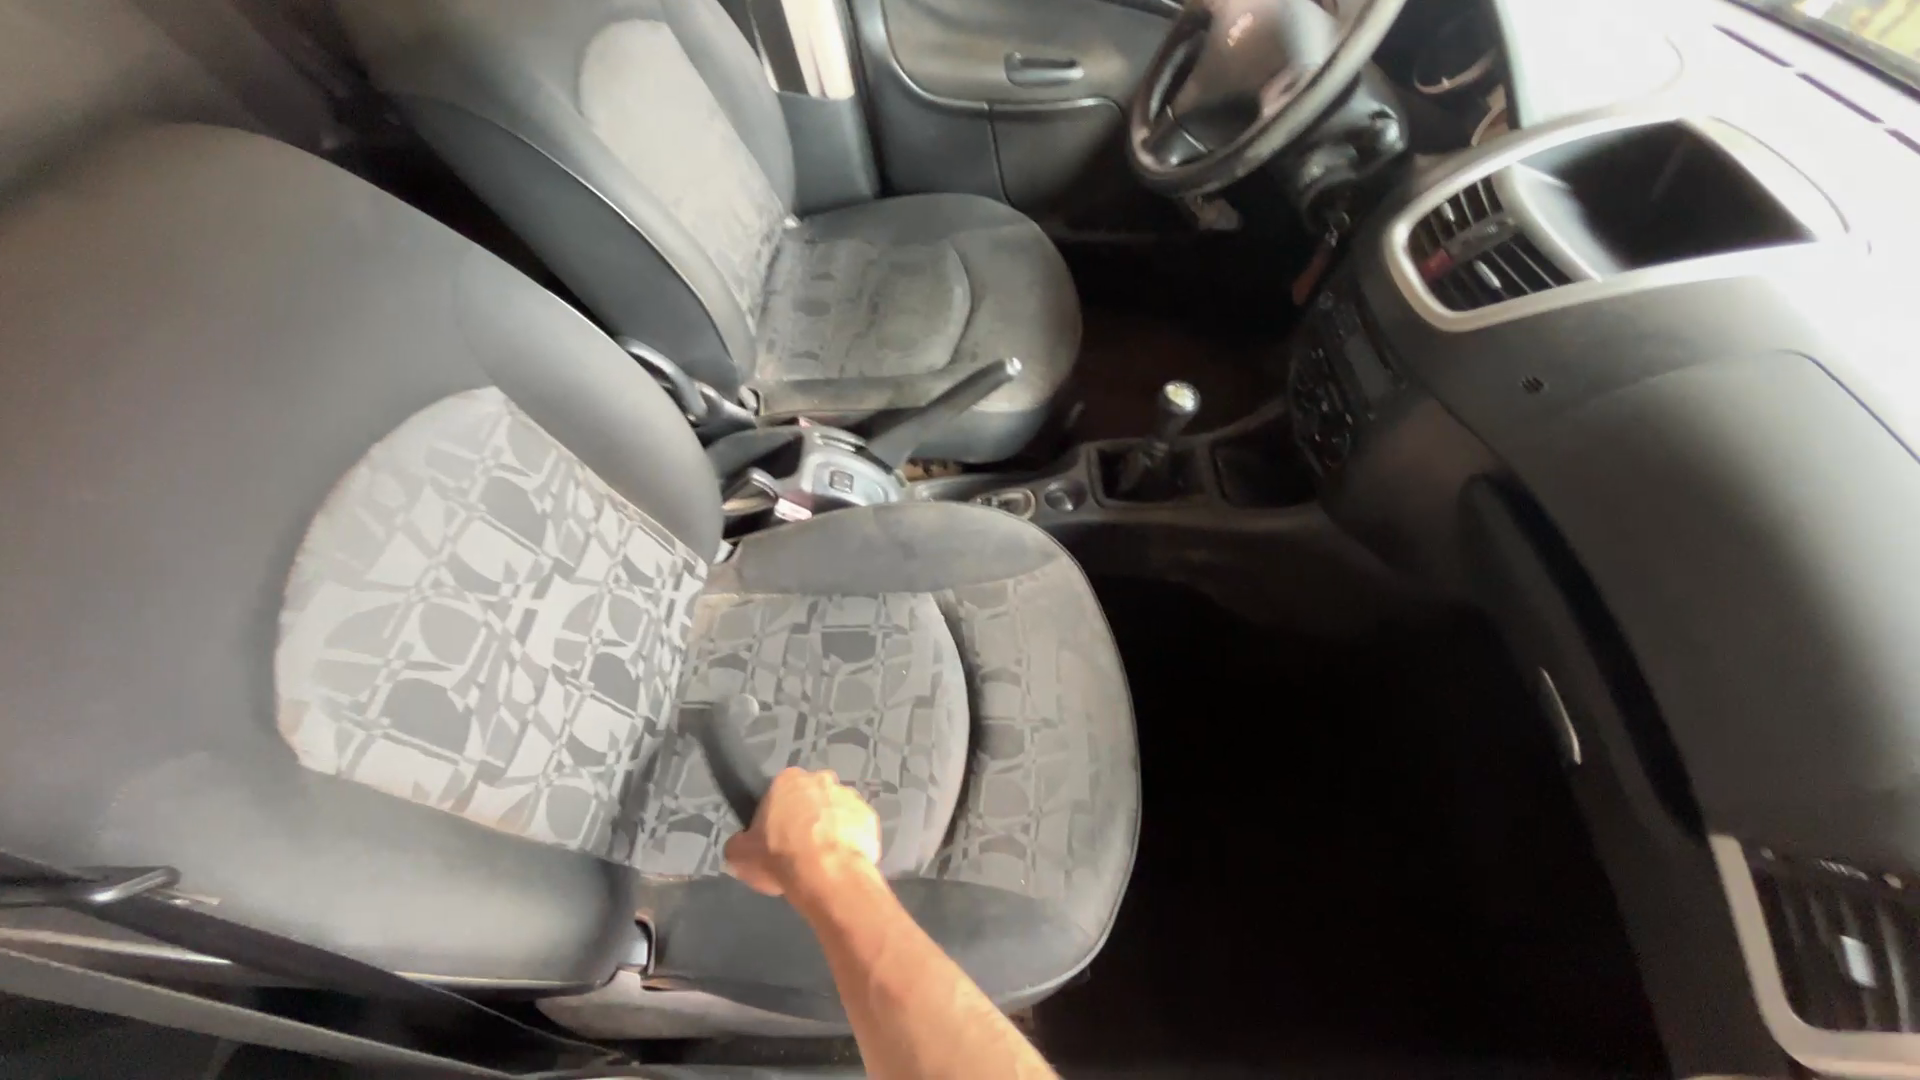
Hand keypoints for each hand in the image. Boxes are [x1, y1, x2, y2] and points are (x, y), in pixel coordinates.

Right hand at [725, 767, 881, 902]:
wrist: (828, 875)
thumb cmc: (780, 858)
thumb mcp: (740, 856)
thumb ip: (739, 843)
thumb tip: (742, 844)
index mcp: (788, 780)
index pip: (779, 793)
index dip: (776, 816)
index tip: (775, 837)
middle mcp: (822, 779)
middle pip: (810, 798)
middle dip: (806, 817)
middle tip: (798, 848)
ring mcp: (850, 796)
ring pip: (836, 811)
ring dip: (830, 828)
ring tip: (822, 859)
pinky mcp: (871, 817)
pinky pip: (856, 828)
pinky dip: (850, 841)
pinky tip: (840, 862)